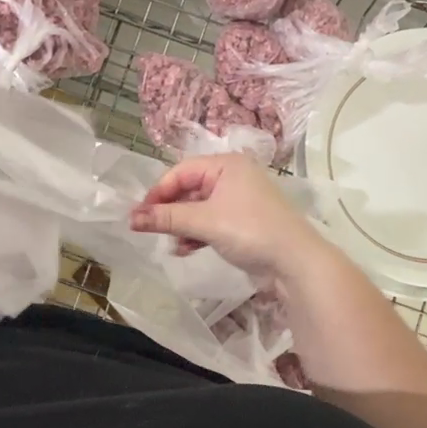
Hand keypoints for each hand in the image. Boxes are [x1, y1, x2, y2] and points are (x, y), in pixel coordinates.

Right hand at [128, 153, 333, 277]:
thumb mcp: (205, 222)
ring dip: (181, 225)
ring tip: (171, 243)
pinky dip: (195, 234)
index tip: (139, 215)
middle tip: (150, 229)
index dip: (158, 192)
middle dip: (169, 211)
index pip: (181, 171)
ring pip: (198, 208)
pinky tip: (185, 249)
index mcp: (226, 165)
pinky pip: (210, 222)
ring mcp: (239, 201)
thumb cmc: (251, 231)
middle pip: (188, 189)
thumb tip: (131, 218)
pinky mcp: (242, 223)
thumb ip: (167, 218)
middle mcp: (233, 177)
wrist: (295, 262)